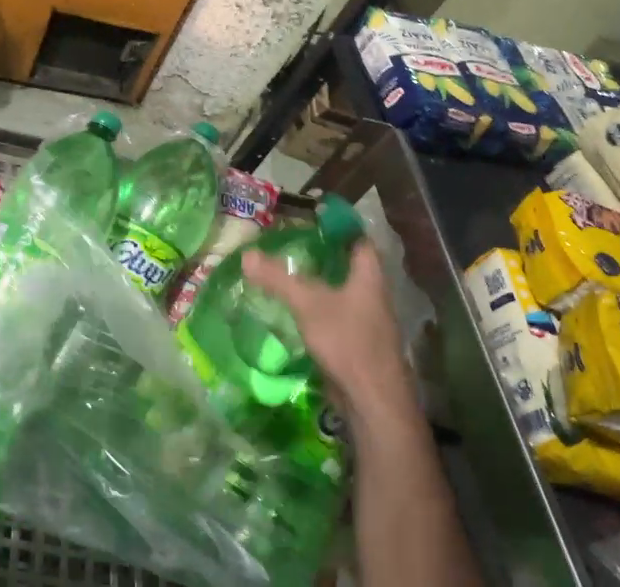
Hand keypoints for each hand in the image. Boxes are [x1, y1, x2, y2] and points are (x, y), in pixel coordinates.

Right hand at [241, 242, 413, 415]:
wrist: (373, 399)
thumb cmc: (347, 340)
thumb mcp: (307, 304)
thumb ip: (277, 278)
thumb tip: (246, 254)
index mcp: (369, 277)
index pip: (358, 240)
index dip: (338, 226)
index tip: (311, 218)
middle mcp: (372, 295)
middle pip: (348, 266)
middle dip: (321, 255)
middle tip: (289, 244)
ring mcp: (367, 320)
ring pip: (341, 292)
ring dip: (318, 283)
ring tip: (285, 273)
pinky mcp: (357, 342)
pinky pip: (335, 315)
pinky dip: (316, 308)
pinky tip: (294, 309)